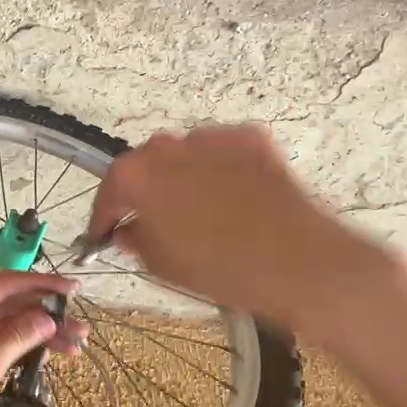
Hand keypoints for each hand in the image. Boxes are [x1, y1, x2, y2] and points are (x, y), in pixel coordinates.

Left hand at [0, 271, 83, 406]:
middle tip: (81, 324)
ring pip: (6, 322)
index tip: (72, 288)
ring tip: (76, 342)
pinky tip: (50, 351)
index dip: (40, 284)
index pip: (3, 284)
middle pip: (7, 303)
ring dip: (38, 331)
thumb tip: (46, 317)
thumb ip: (16, 338)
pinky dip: (22, 345)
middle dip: (44, 312)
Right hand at [86, 126, 395, 335]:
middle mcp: (166, 146)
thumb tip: (130, 230)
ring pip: (184, 157)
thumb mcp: (161, 264)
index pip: (107, 195)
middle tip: (150, 223)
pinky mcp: (251, 140)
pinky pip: (222, 153)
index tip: (103, 235)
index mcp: (134, 175)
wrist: (303, 264)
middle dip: (143, 193)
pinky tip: (230, 197)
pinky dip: (220, 169)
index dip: (103, 219)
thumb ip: (134, 240)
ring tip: (197, 212)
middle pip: (144, 168)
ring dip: (182, 178)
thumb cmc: (221, 268)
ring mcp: (210, 138)